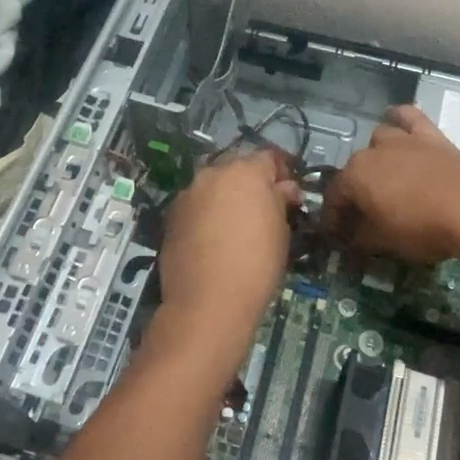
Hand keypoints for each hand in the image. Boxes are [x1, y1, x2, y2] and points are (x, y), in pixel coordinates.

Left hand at [158, 149, 297, 333]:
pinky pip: (195, 206)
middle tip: (262, 209)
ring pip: (212, 186)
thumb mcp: (280, 231)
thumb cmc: (256, 265)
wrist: (207, 302)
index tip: (288, 191)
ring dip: (225, 197)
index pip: (268, 157)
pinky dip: (206, 214)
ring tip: (235, 226)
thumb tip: (283, 187)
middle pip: (236, 168)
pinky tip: (212, 239)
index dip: (280, 171)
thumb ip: (280, 201)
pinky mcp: (171, 216)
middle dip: (250, 183)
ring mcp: (188, 194)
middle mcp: (213, 174)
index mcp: (245, 172)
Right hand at [323, 104, 459, 262]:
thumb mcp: (386, 242)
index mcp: (355, 177)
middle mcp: (373, 151)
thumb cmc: (423, 227)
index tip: (337, 236)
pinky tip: (396, 119)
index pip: (334, 198)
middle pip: (355, 170)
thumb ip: (363, 237)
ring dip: (377, 156)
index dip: (333, 219)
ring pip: (379, 138)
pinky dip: (400, 117)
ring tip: (384, 175)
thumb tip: (352, 237)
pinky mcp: (431, 136)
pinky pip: (409, 116)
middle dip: (354, 191)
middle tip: (363, 215)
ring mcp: (404, 140)